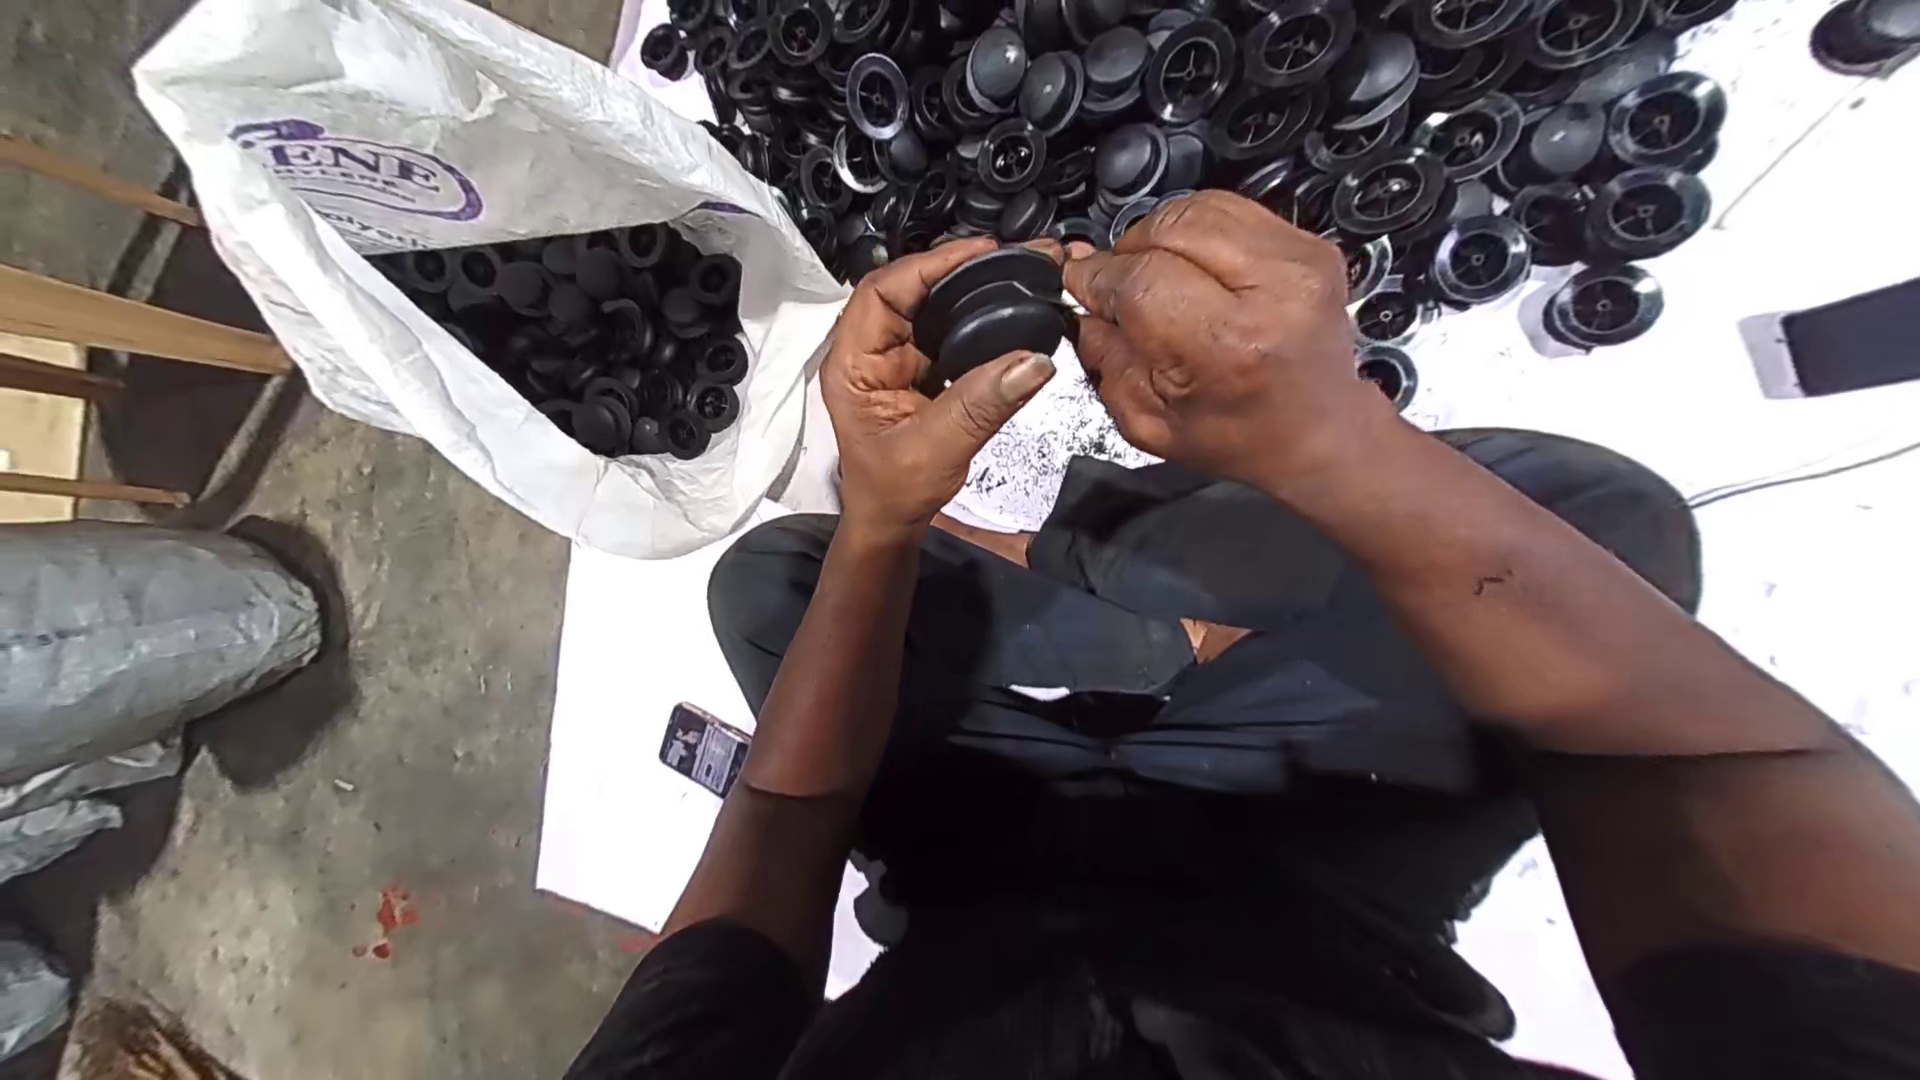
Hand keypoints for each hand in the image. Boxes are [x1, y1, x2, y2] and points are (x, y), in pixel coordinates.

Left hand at [823, 237, 1057, 534]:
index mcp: (853, 365)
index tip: (979, 254)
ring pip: (930, 312)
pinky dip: (975, 326)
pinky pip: (947, 339)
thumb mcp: (936, 449)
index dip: (929, 266)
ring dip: (969, 296)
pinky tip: (1003, 318)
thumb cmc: (893, 493)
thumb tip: (1033, 362)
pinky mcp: (920, 376)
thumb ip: (981, 405)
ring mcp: (896, 364)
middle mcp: (871, 355)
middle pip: (909, 292)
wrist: (892, 522)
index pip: (882, 292)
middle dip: (956, 273)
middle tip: (1007, 262)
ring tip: (1011, 281)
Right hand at [1063, 190, 1390, 486]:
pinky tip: (1185, 268)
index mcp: (1228, 346)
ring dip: (1154, 239)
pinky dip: (1190, 233)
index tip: (1078, 285)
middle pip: (1165, 230)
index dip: (1097, 278)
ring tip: (1149, 278)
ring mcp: (1296, 259)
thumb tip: (1083, 309)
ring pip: (1193, 209)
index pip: (1139, 279)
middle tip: (1112, 289)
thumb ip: (1106, 363)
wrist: (1315, 432)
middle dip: (1123, 256)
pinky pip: (1226, 211)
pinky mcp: (1304, 244)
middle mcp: (1272, 291)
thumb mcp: (1149, 423)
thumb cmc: (1240, 437)